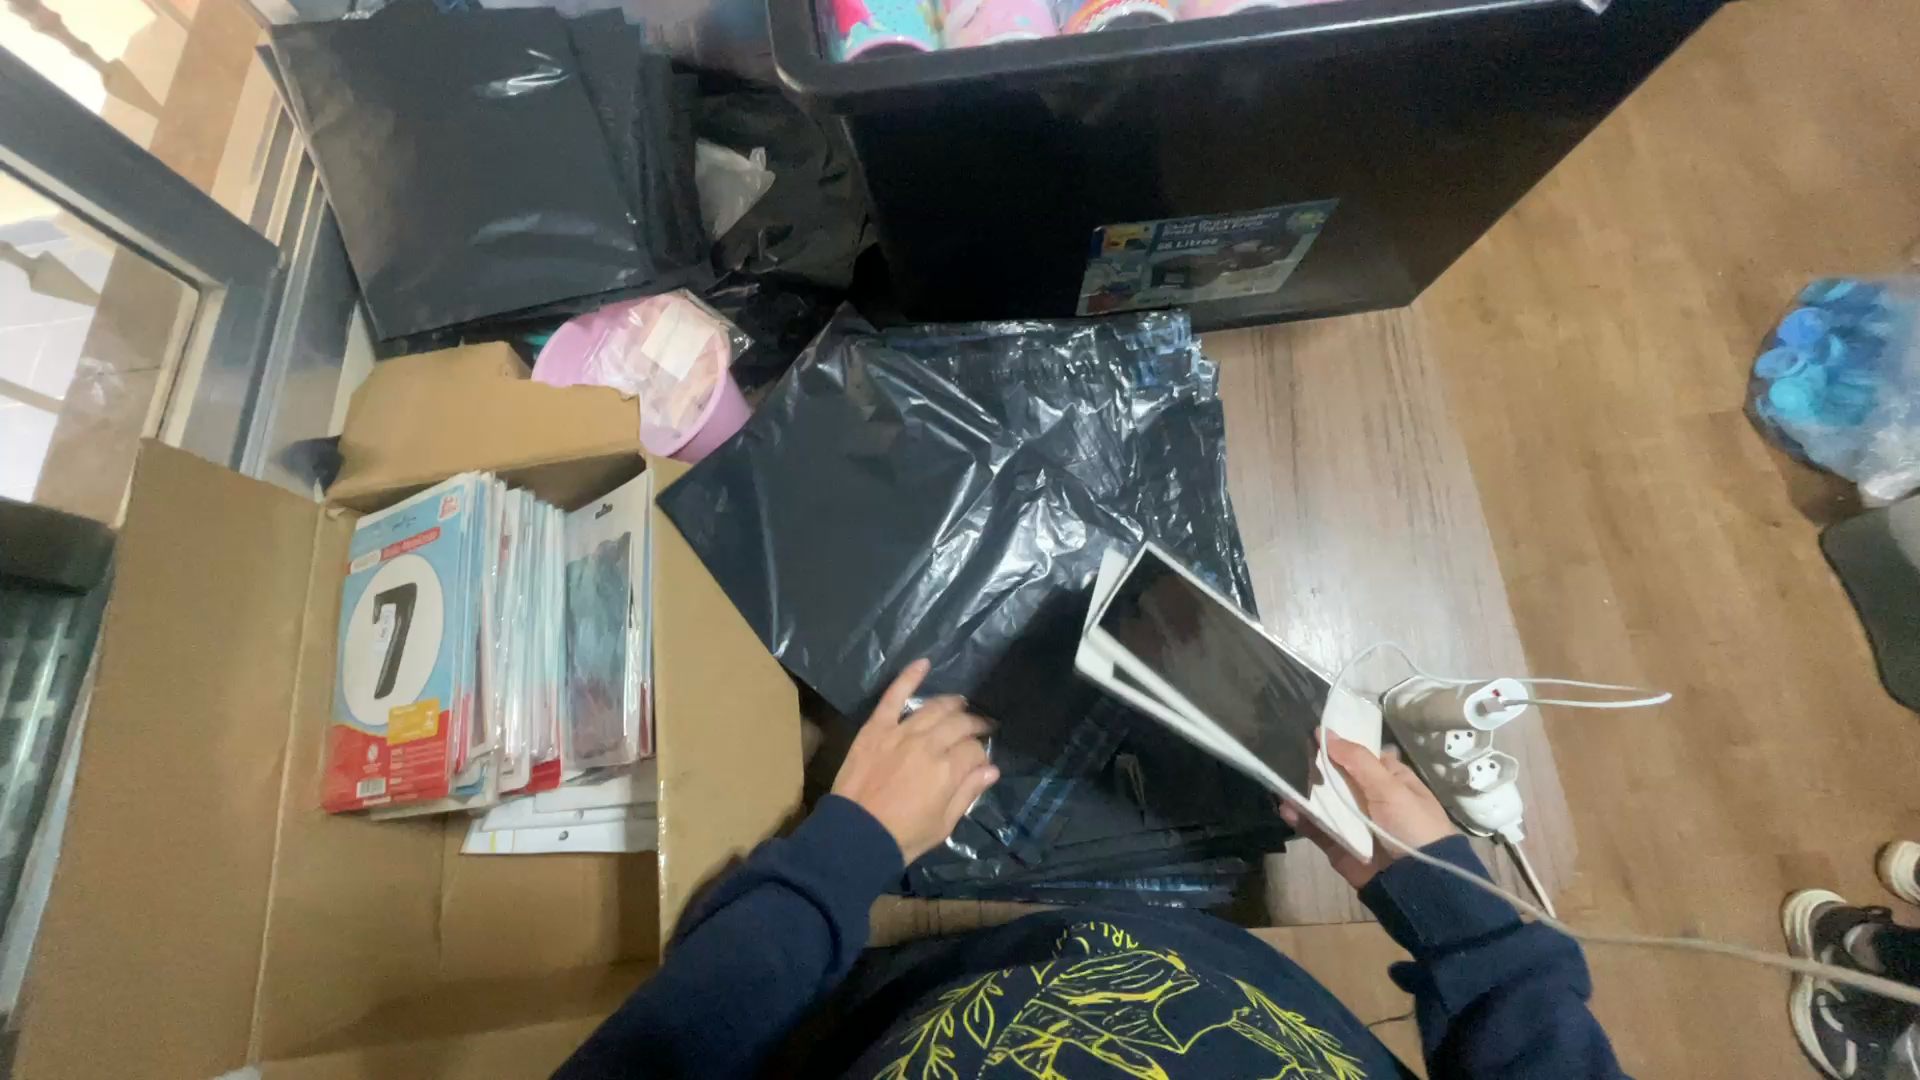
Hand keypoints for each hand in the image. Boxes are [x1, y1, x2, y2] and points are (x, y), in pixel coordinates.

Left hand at [831, 659, 1000, 863]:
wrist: (854, 835)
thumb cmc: (903, 837)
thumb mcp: (944, 824)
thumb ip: (968, 793)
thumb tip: (991, 769)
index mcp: (947, 771)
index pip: (975, 750)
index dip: (980, 754)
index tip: (978, 761)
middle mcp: (928, 745)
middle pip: (960, 724)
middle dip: (975, 724)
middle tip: (981, 726)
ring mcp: (901, 733)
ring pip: (934, 708)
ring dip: (952, 703)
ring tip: (961, 704)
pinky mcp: (877, 727)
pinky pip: (894, 696)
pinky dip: (909, 677)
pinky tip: (924, 663)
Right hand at [1279, 731, 1455, 888]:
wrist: (1416, 883)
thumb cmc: (1412, 826)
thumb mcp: (1390, 787)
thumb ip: (1356, 759)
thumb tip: (1323, 731)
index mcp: (1388, 779)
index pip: (1357, 754)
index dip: (1335, 744)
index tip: (1308, 734)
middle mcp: (1367, 796)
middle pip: (1333, 775)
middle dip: (1311, 767)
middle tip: (1286, 757)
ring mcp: (1351, 819)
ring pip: (1319, 800)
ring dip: (1301, 792)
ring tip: (1281, 785)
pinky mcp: (1336, 841)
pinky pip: (1313, 825)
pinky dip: (1299, 817)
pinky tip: (1287, 810)